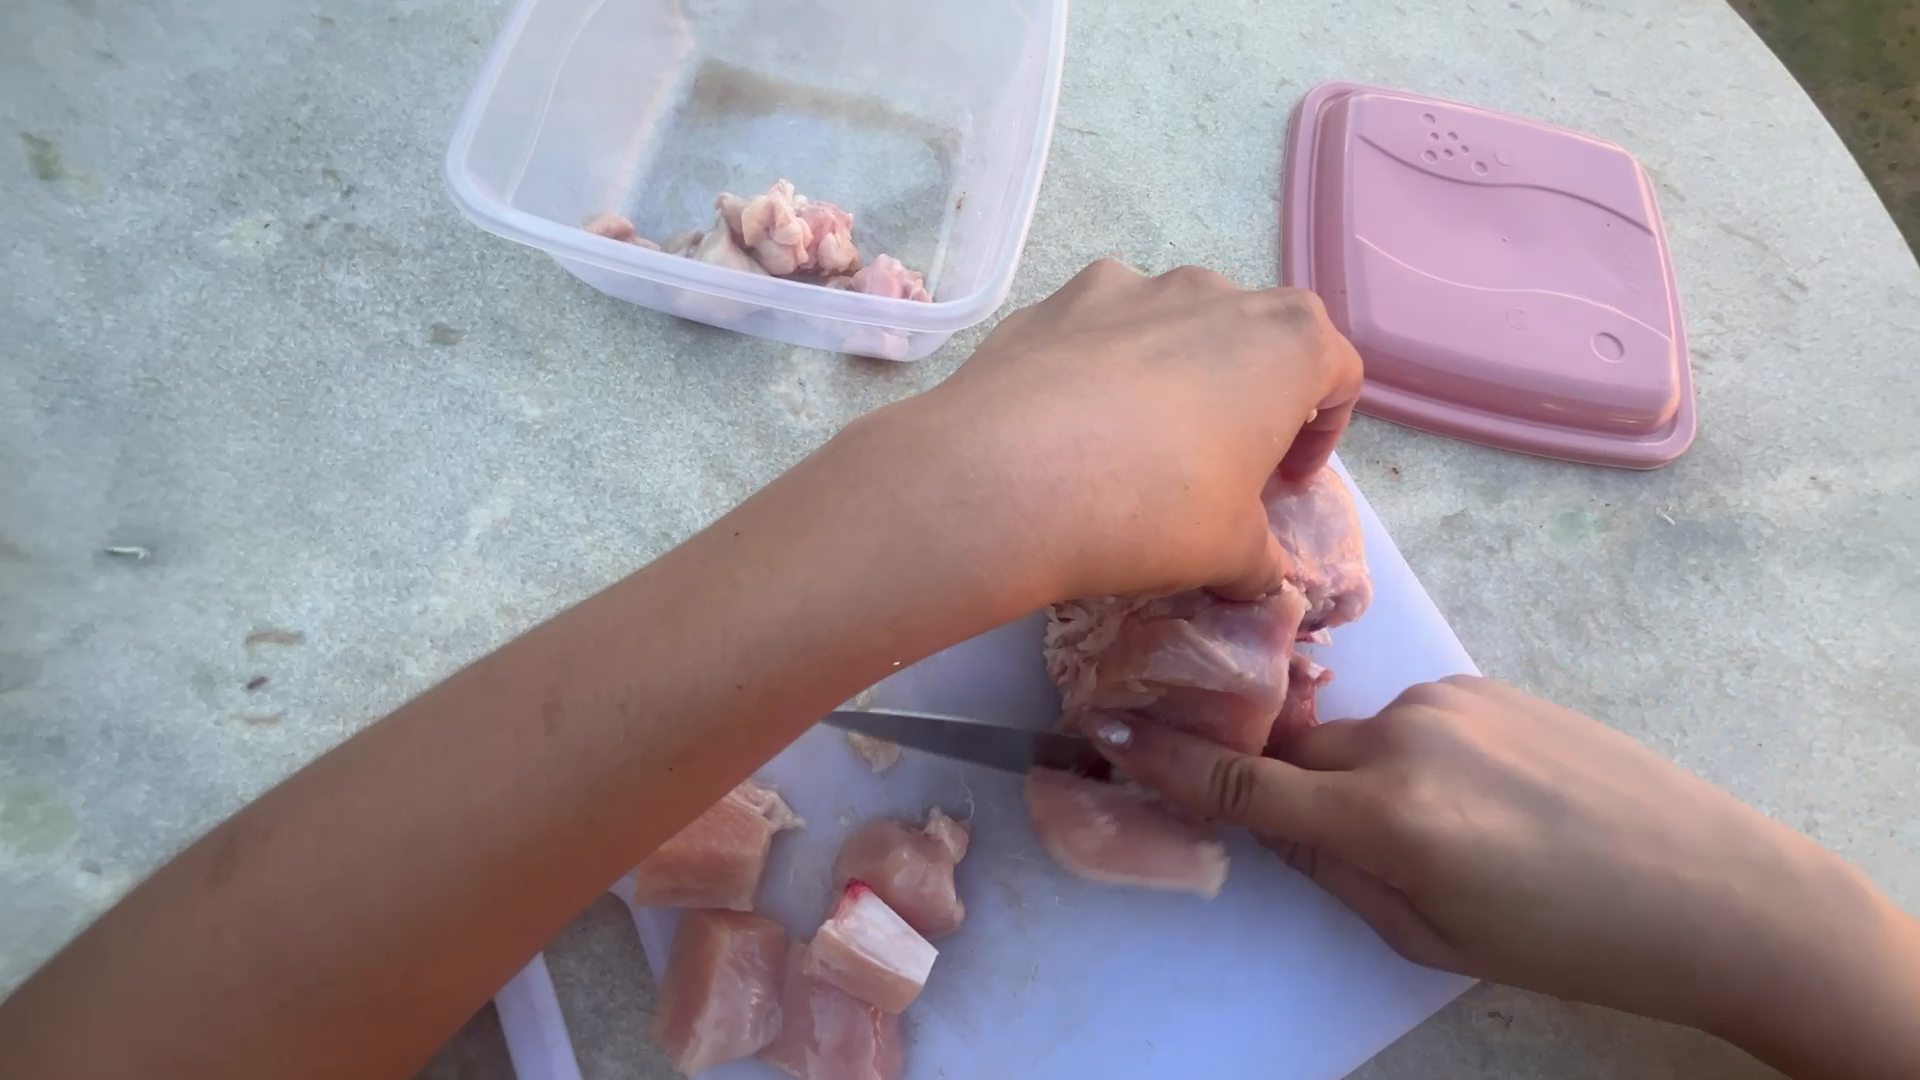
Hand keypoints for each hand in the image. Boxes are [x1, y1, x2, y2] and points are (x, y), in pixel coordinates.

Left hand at [873, 259, 1361, 603]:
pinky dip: (1095, 367)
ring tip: (1132, 441)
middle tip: (1213, 464)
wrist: (1004, 480)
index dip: (1322, 430)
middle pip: (1250, 340)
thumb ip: (1261, 562)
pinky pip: (1092, 333)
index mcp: (1285, 341)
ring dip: (1169, 374)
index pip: (1337, 371)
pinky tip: (1065, 422)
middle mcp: (1210, 292)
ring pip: (1167, 327)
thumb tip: (1262, 578)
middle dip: (1244, 399)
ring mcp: (1123, 287)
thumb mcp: (1227, 554)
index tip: (1285, 480)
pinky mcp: (1049, 303)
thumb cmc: (1149, 510)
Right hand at [1088, 677, 1919, 1079]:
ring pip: (1349, 733)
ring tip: (1452, 818)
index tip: (1107, 729)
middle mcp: (1404, 740)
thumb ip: (1331, 870)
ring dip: (1363, 772)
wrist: (1725, 891)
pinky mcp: (1472, 678)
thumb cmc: (1566, 941)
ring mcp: (1441, 697)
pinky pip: (1403, 715)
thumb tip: (1269, 822)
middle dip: (1293, 782)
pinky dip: (1413, 750)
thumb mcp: (1430, 935)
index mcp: (1391, 820)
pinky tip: (1484, 786)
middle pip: (1292, 747)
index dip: (1166, 759)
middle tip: (1349, 830)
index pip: (1243, 784)